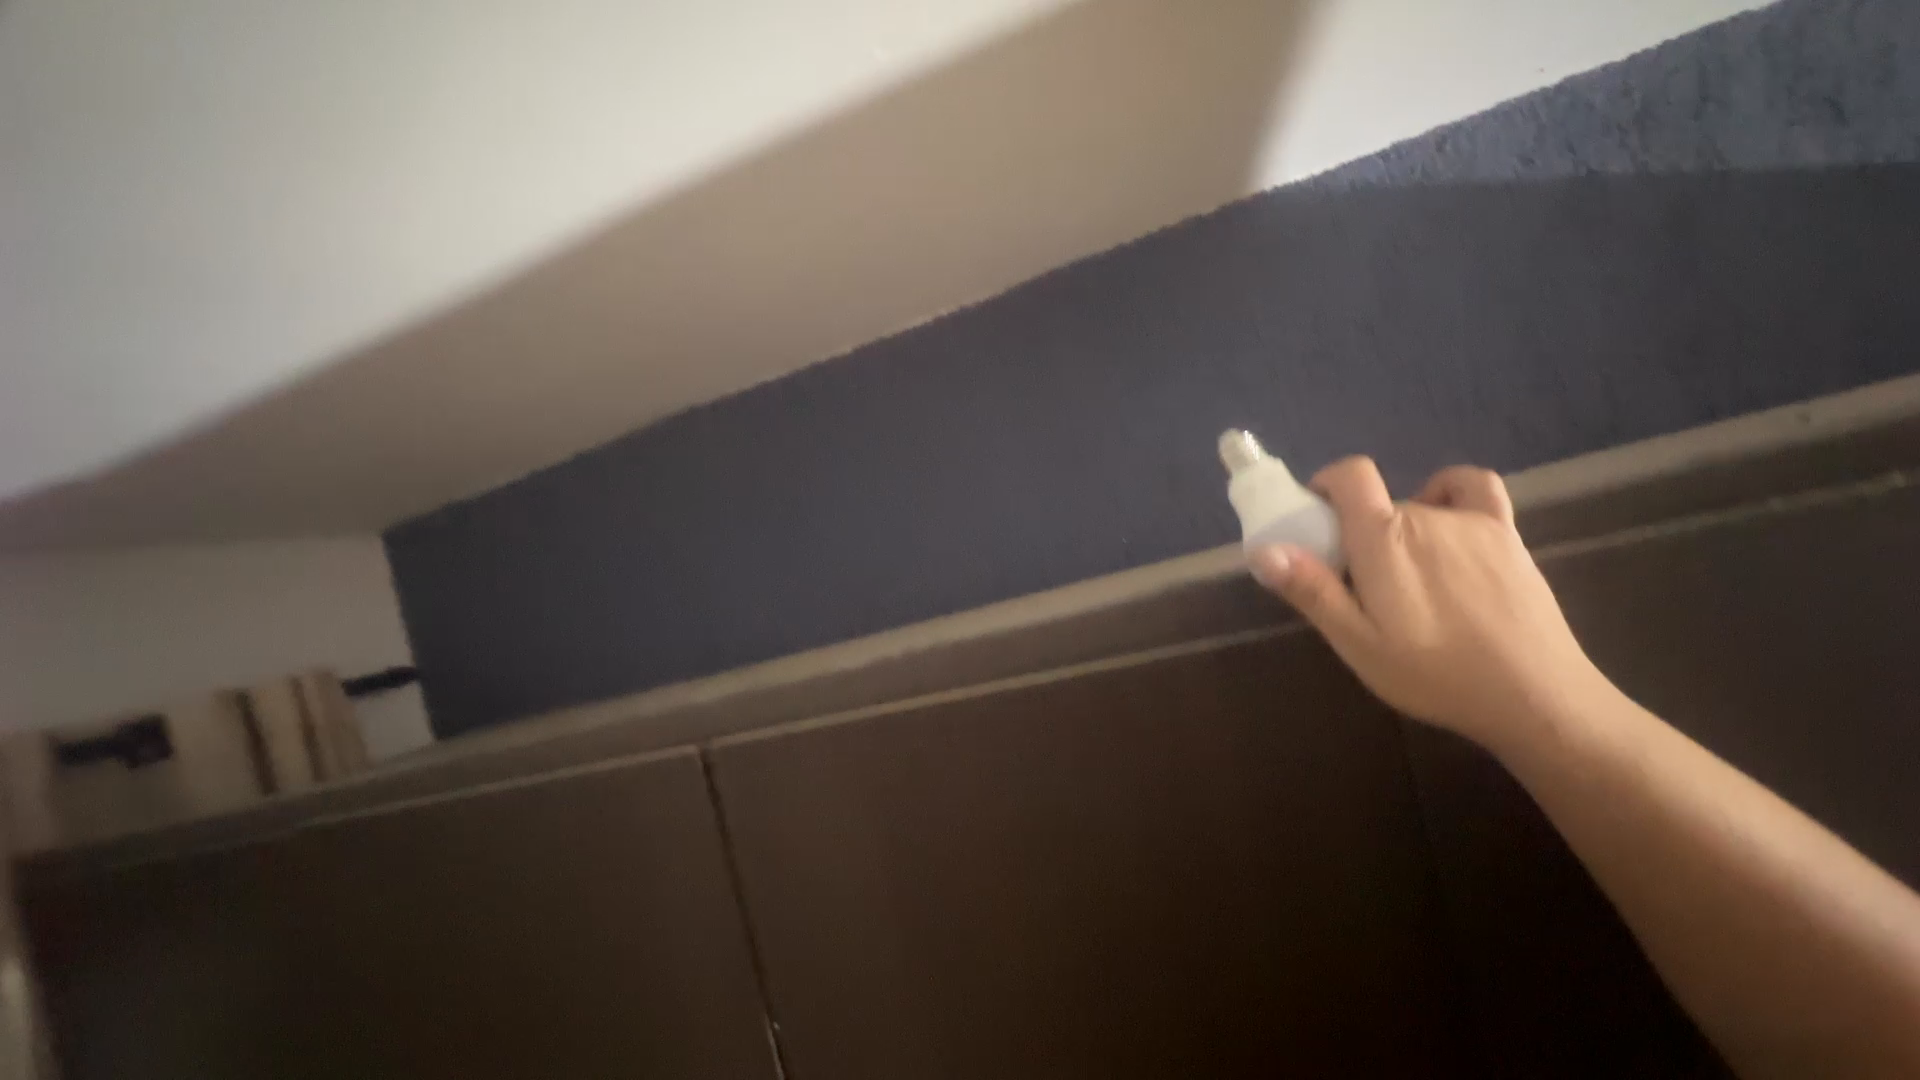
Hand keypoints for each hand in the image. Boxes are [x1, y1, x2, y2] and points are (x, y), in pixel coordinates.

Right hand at [1248, 457, 1614, 750]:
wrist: (1535, 696)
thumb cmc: (1434, 674)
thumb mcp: (1358, 643)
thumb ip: (1312, 591)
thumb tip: (1264, 550)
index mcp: (1383, 538)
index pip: (1350, 474)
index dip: (1325, 484)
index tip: (1313, 520)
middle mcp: (1425, 515)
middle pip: (1379, 504)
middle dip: (1359, 532)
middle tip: (1359, 587)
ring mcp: (1472, 522)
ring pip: (1418, 509)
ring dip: (1401, 532)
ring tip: (1408, 583)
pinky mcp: (1508, 536)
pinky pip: (1474, 489)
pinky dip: (1450, 494)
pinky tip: (1446, 525)